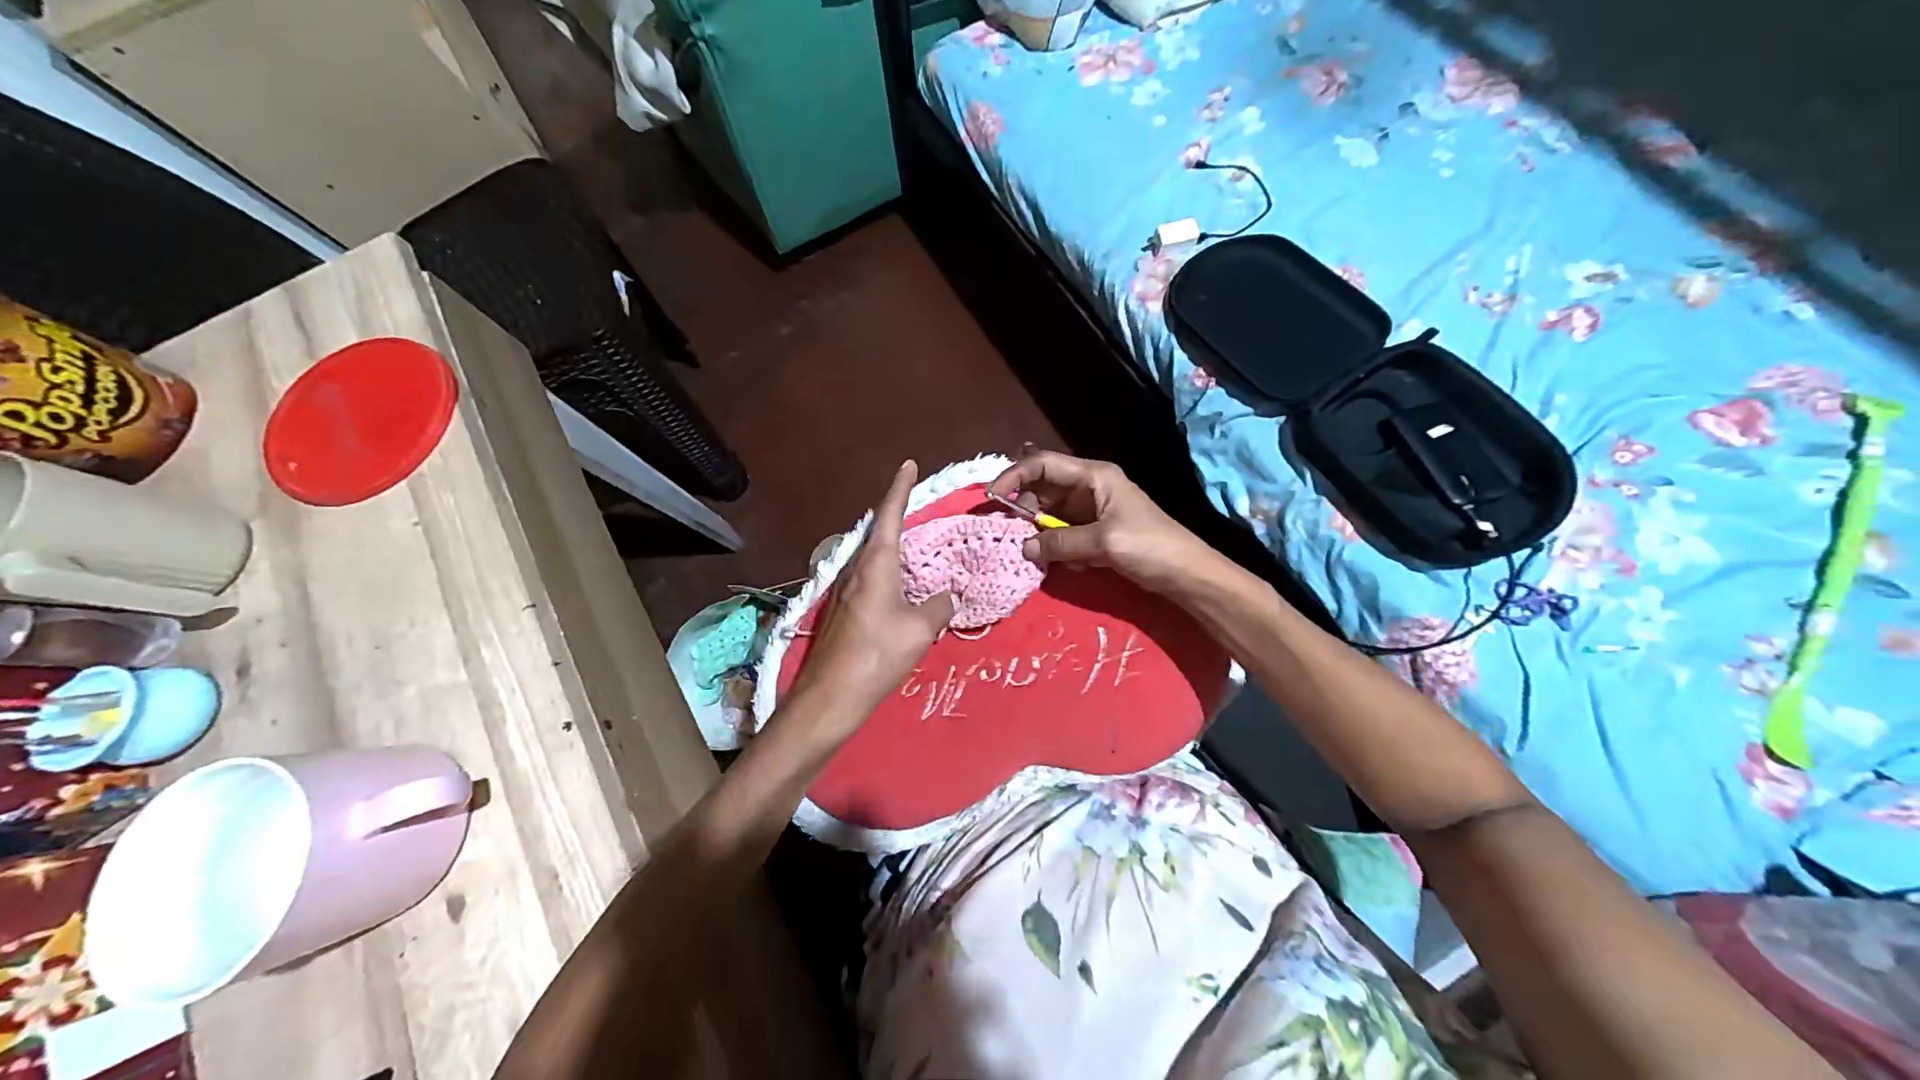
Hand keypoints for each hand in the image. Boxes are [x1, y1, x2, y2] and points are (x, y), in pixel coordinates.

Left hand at [789, 461, 954, 724]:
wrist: (829, 697)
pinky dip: (889, 574)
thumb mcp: (920, 629)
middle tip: (922, 509)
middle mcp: (856, 570)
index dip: (900, 487)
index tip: (909, 464)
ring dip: (895, 549)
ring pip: (874, 558)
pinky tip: (902, 590)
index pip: (889, 514)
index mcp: (875, 564)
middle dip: (898, 517)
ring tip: (919, 550)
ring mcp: (845, 591)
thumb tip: (948, 596)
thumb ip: (939, 606)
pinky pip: (870, 579)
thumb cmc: (876, 654)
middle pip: (879, 533)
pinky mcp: (843, 611)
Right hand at [988, 450, 1220, 597]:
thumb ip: (1060, 543)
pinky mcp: (1093, 534)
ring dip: (1038, 532)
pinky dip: (1055, 547)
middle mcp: (1088, 488)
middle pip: (1041, 488)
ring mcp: (1090, 511)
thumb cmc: (1149, 546)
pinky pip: (1061, 535)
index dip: (1014, 475)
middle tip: (1011, 532)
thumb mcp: (1102, 542)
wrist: (1186, 574)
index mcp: (1093, 476)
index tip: (992, 497)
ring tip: (1033, 552)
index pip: (1043, 464)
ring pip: (1049, 514)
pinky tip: (1063, 563)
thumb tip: (1023, 547)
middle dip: (1023, 508)